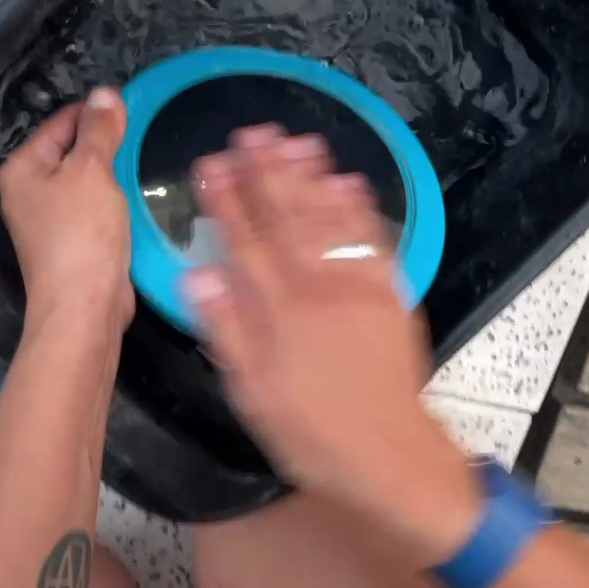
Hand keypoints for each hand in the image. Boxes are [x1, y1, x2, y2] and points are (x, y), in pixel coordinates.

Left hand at [0, 87, 134, 335]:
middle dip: (107, 144)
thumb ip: (99, 130)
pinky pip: (95, 207)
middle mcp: (29, 191)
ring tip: (145, 163)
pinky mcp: (72, 241)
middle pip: (73, 150)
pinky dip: (114, 200)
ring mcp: (49, 219)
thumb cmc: (82, 233)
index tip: (132, 108)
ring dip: (114, 174)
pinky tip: (137, 198)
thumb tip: (104, 94)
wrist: (84, 306)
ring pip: (87, 180)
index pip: (62, 121)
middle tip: (144, 136)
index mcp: (23, 168)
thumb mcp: (92, 171)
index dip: (97, 112)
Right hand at [184, 126, 480, 564]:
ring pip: (329, 219)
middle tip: (250, 132)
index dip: (225, 199)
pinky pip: (373, 240)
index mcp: (279, 311)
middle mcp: (318, 288)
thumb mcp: (253, 394)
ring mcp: (358, 286)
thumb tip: (198, 274)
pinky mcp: (390, 292)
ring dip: (309, 176)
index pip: (244, 241)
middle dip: (265, 171)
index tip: (209, 164)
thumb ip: (226, 330)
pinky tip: (346, 179)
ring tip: (291, 139)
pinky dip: (359, 207)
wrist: (390, 455)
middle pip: (286, 218)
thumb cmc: (312, 432)